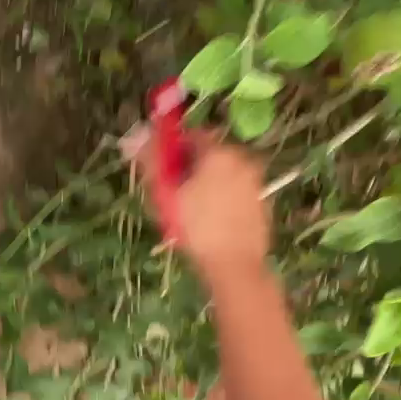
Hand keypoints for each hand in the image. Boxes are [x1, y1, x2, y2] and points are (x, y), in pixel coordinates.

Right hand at [133, 130, 272, 281]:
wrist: (234, 265)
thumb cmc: (196, 228)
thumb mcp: (166, 195)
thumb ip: (152, 163)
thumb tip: (137, 141)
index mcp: (219, 152)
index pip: (192, 134)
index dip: (174, 146)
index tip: (162, 165)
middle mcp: (242, 160)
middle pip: (210, 153)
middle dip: (191, 166)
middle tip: (174, 190)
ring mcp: (256, 181)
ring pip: (224, 173)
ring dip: (206, 182)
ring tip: (190, 208)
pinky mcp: (262, 202)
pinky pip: (237, 190)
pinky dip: (223, 196)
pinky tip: (211, 219)